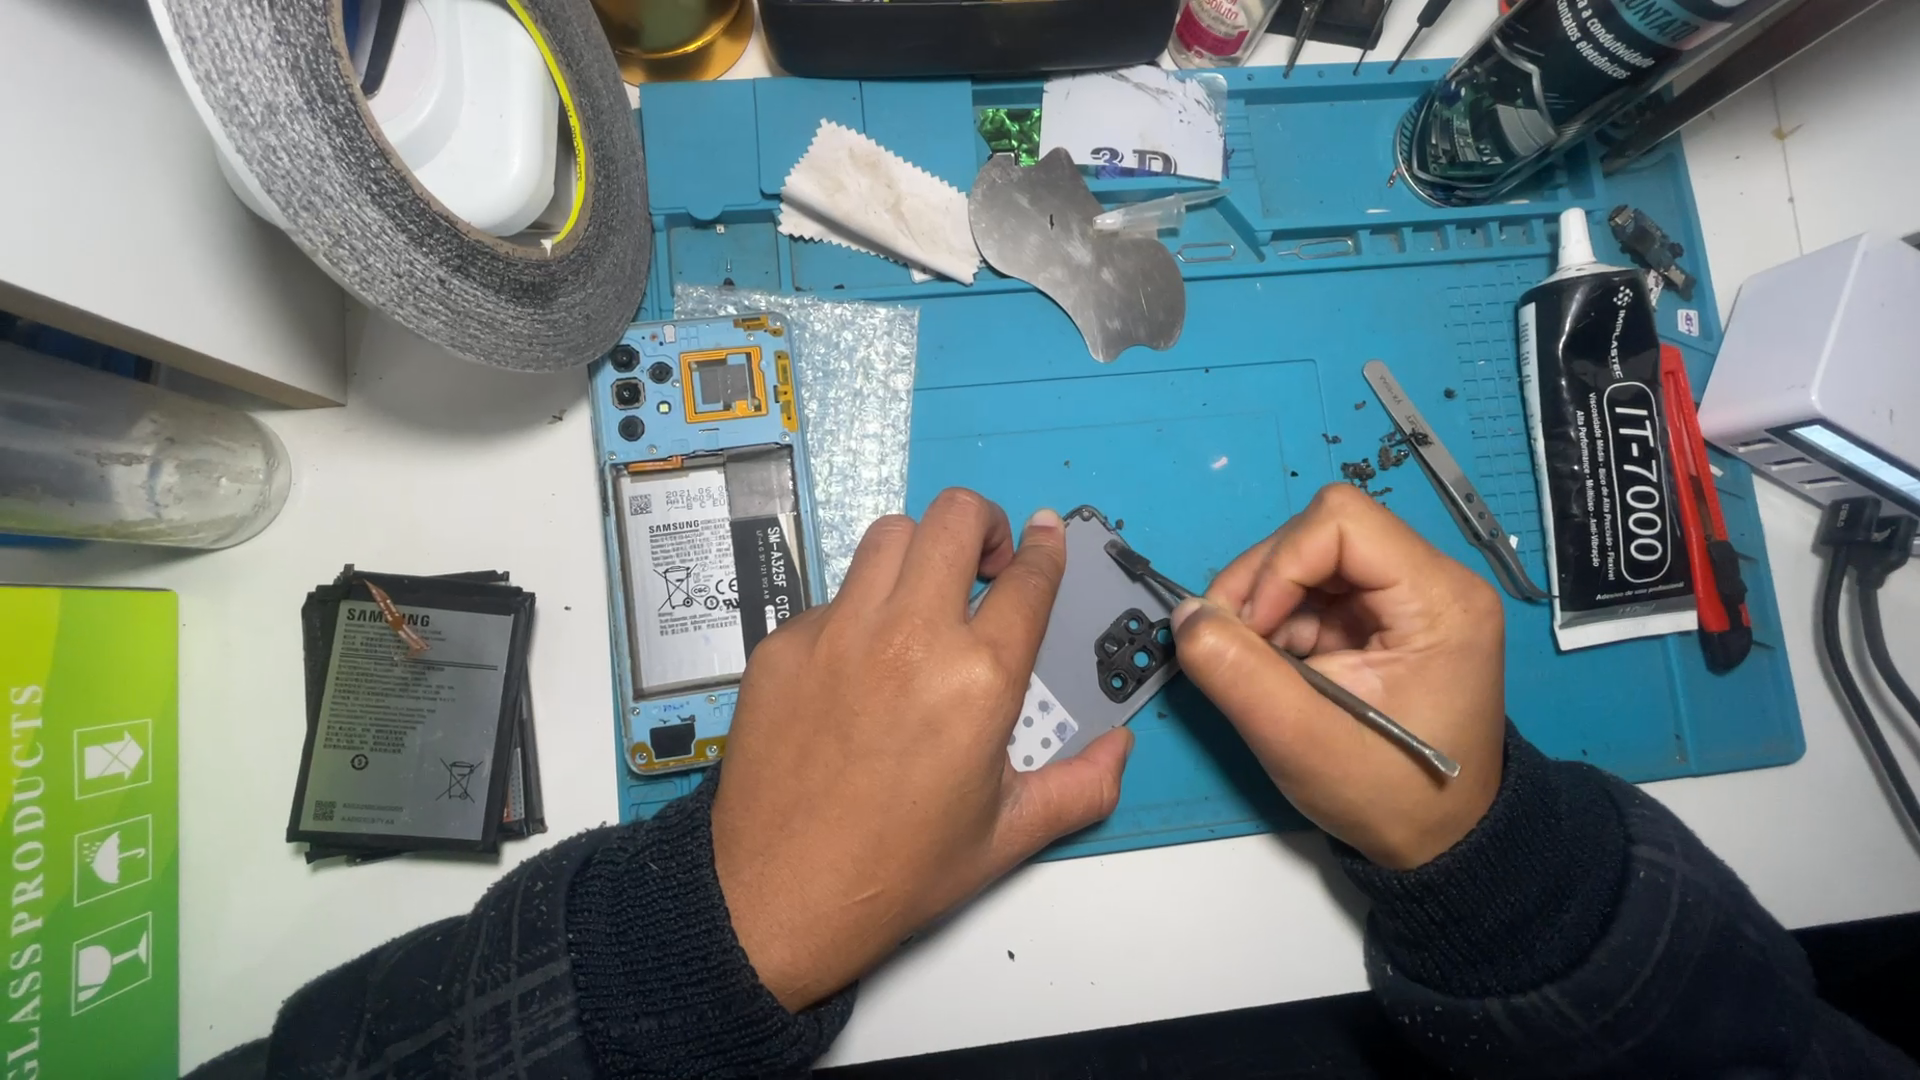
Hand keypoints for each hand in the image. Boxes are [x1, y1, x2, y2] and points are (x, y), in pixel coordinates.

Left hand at [711, 490, 1133, 1010]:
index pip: (1029, 579)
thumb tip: (1121, 746)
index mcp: (979, 678)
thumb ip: (1083, 785)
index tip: (1045, 530)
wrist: (776, 900)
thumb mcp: (1009, 835)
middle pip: (954, 517)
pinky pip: (833, 596)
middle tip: (984, 562)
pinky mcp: (783, 643)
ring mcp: (837, 631)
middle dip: (982, 522)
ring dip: (920, 552)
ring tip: (922, 597)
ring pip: (889, 536)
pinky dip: (859, 611)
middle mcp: (910, 636)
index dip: (1045, 545)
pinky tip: (856, 665)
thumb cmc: (902, 870)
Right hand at [1172, 484, 1506, 869]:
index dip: (1279, 563)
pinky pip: (1298, 590)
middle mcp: (1423, 581)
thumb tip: (1186, 615)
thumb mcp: (1302, 742)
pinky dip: (1268, 622)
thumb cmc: (1386, 794)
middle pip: (1313, 533)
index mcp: (1436, 599)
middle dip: (1257, 585)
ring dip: (1257, 605)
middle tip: (1235, 647)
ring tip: (1258, 664)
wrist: (1434, 839)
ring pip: (1298, 557)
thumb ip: (1236, 673)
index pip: (1340, 521)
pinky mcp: (1367, 615)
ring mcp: (1394, 596)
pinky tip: (1275, 666)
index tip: (1254, 630)